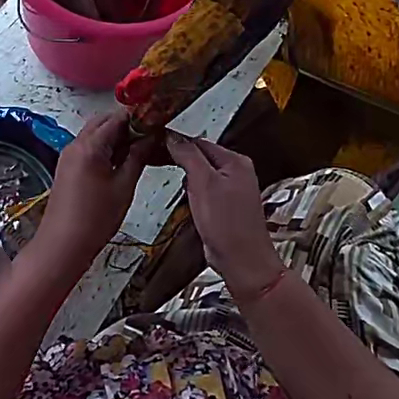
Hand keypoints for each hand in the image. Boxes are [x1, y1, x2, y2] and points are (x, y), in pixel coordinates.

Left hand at [34, 113, 153, 267]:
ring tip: (137, 151)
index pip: (116, 119)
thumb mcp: (124, 186)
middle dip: (125, 126)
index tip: (155, 123)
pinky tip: (120, 163)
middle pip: (103, 122)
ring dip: (114, 137)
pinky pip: (87, 148)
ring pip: (95, 134)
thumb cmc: (94, 220)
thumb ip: (137, 157)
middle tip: (148, 138)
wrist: (63, 246)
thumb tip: (149, 138)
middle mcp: (75, 145)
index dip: (137, 118)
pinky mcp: (67, 168)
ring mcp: (68, 156)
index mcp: (89, 146)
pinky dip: (104, 149)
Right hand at [164, 134, 282, 297]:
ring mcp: (232, 189)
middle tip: (157, 161)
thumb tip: (173, 138)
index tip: (155, 144)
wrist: (242, 261)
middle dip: (180, 160)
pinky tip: (186, 198)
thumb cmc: (228, 225)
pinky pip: (205, 190)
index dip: (176, 143)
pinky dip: (193, 191)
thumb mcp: (203, 183)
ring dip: (186, 177)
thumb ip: (189, 156)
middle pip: (201, 156)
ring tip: (171, 179)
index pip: (199, 142)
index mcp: (235, 161)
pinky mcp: (226, 205)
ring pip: (201, 173)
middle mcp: (237, 172)